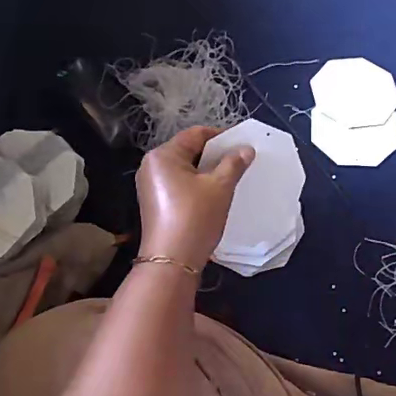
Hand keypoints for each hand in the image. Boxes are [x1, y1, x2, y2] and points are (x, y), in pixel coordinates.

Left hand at [137, 126, 253, 269]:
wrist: (172, 261)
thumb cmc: (195, 217)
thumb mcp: (219, 188)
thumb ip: (233, 164)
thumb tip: (246, 149)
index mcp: (162, 155)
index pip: (195, 134)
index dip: (220, 136)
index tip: (242, 144)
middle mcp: (151, 166)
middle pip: (187, 151)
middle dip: (213, 155)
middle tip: (239, 162)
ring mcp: (149, 186)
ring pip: (183, 169)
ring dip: (206, 172)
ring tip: (229, 178)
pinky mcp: (153, 203)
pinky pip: (177, 185)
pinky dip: (195, 185)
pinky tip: (213, 195)